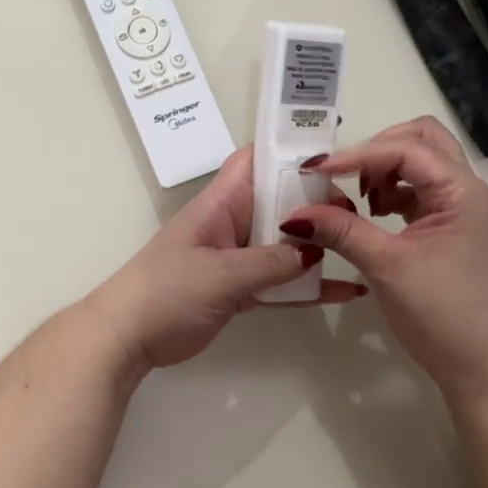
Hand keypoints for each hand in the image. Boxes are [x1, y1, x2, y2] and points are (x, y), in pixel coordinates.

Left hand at [84, 147, 367, 371]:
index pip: (255, 162)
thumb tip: (313, 249)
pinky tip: (343, 291)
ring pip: (282, 242)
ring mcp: (233, 258)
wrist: (126, 337)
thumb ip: (270, 261)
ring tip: (360, 243)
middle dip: (316, 201)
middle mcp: (229, 225)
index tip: (333, 153)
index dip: (289, 150)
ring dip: (316, 244)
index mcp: (219, 205)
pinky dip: (305, 286)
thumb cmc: (166, 292)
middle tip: (359, 209)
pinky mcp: (236, 290)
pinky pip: (278, 280)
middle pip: (277, 201)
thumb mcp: (222, 273)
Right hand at [278, 117, 487, 384]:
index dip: (359, 155)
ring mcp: (457, 208)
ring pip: (418, 162)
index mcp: (462, 192)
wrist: (477, 362)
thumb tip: (293, 215)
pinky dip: (388, 191)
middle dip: (377, 150)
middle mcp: (465, 190)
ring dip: (383, 170)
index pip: (407, 150)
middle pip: (421, 140)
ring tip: (359, 201)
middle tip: (346, 178)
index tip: (317, 171)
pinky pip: (415, 189)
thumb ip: (341, 231)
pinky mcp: (444, 226)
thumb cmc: (440, 312)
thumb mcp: (385, 267)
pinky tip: (370, 215)